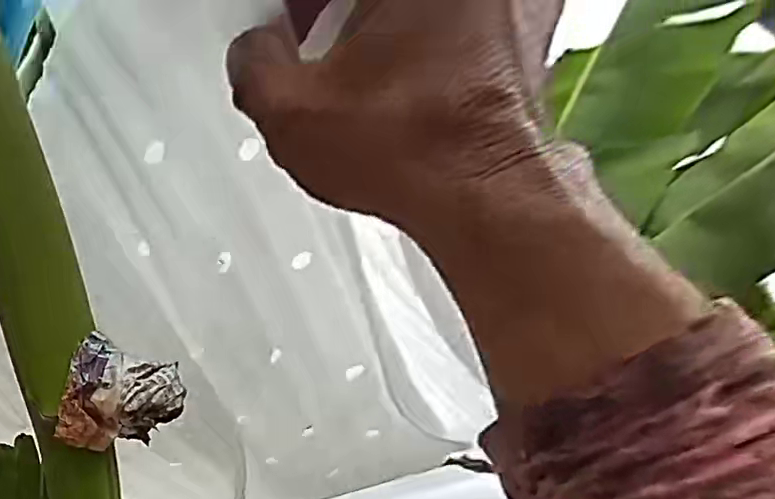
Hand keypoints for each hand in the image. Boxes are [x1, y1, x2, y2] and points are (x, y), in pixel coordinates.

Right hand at [228, 0, 706, 410]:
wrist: (488, 202)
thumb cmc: (395, 157)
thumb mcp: (293, 120)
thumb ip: (255, 71)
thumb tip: (252, 52)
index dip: (296, 12)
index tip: (278, 38)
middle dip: (332, 17)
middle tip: (302, 57)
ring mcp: (505, 1)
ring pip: (411, 8)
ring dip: (371, 31)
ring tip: (342, 87)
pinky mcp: (523, 31)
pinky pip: (445, 27)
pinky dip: (411, 49)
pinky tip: (387, 96)